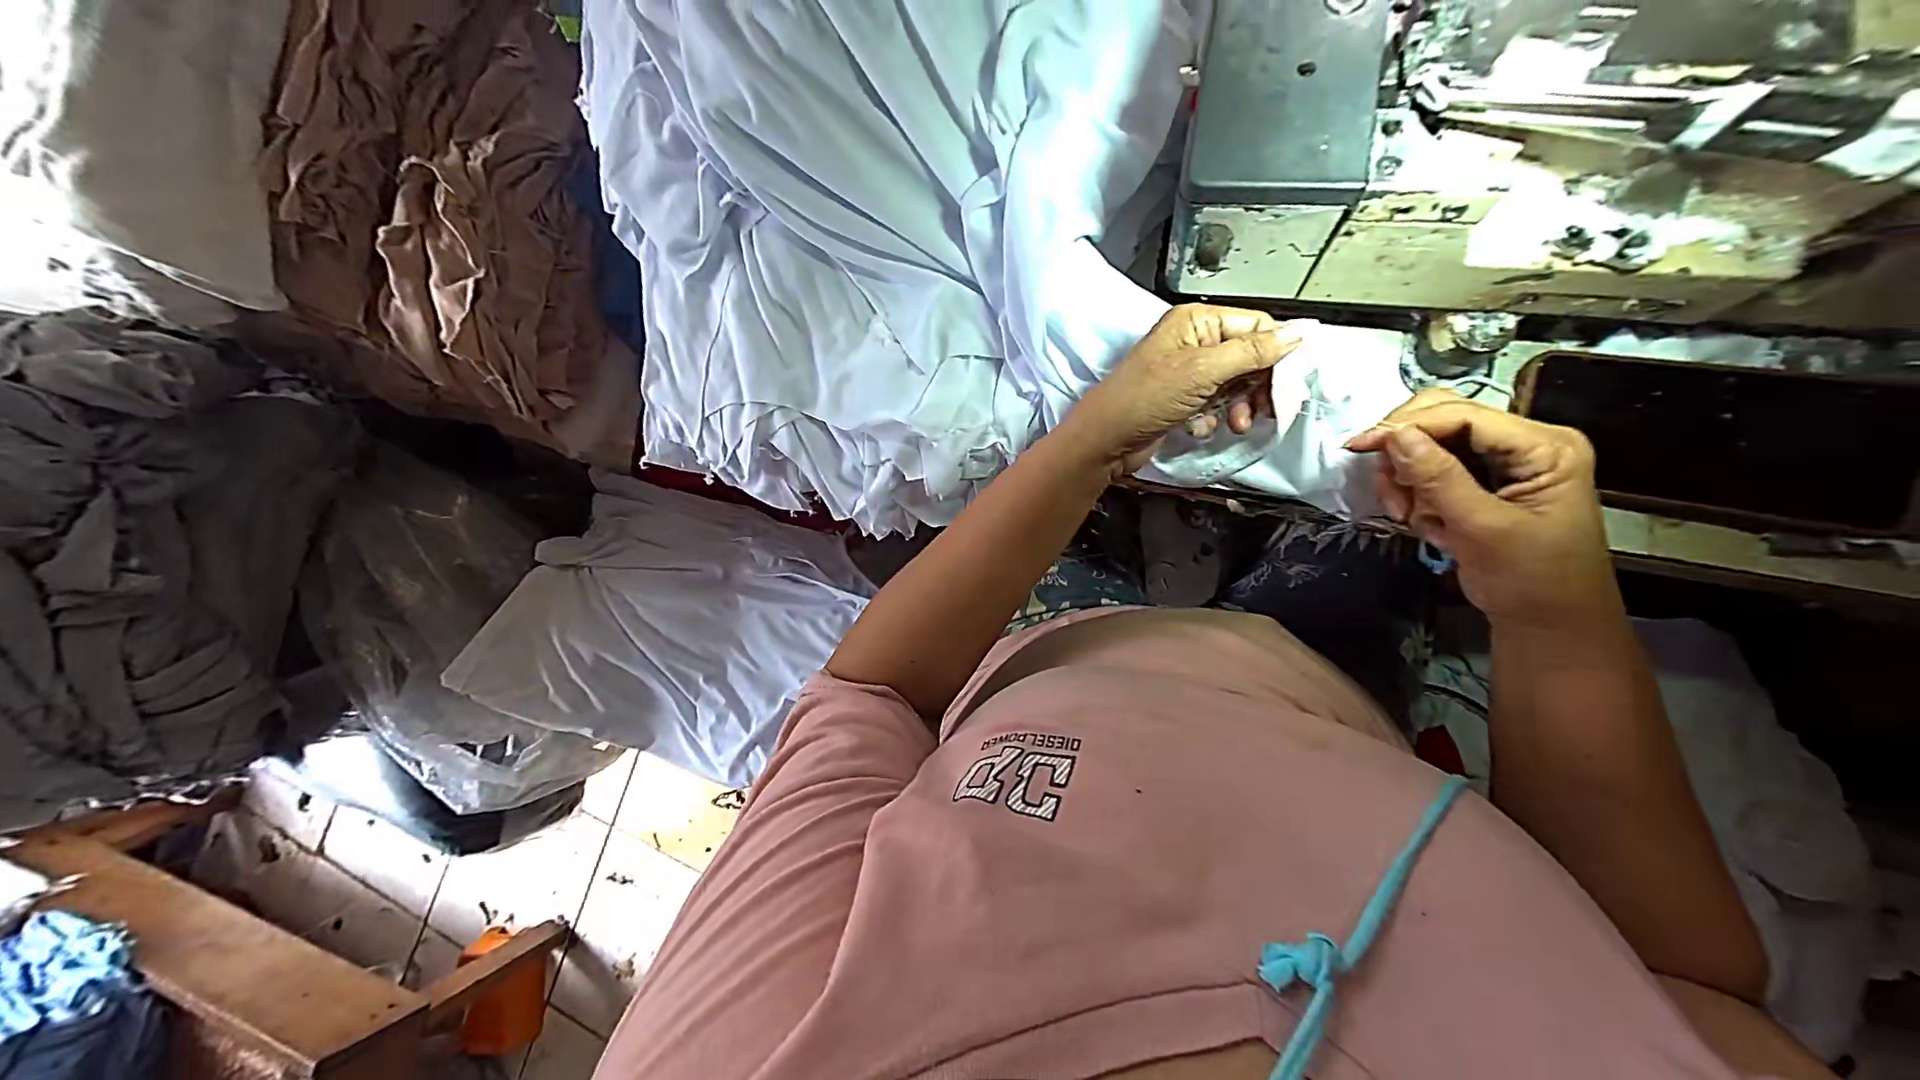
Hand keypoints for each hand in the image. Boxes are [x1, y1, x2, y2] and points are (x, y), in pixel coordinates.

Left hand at [1060, 304, 1305, 474]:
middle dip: (1259, 385)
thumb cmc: (1145, 399)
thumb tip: (1297, 335)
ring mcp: (1187, 372)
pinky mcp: (1182, 399)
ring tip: (1237, 424)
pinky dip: (1216, 416)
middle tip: (1266, 410)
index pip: (1256, 326)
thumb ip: (1252, 352)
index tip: (1290, 382)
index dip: (1277, 353)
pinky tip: (1203, 427)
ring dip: (1240, 406)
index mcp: (1197, 321)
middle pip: (1250, 356)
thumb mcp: (1202, 371)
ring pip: (1236, 384)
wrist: (1104, 441)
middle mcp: (1193, 341)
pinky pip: (1216, 403)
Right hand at [1344, 389, 1619, 629]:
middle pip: (1444, 418)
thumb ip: (1439, 478)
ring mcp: (1501, 461)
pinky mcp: (1481, 480)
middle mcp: (1523, 443)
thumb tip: (1394, 435)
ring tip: (1413, 516)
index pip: (1463, 415)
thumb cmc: (1531, 580)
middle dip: (1406, 451)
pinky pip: (1429, 470)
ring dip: (1408, 478)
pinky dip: (1414, 492)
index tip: (1358, 447)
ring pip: (1429, 444)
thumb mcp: (1483, 529)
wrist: (1549, 623)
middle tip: (1390, 487)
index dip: (1407, 425)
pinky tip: (1422, 518)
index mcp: (1544, 447)